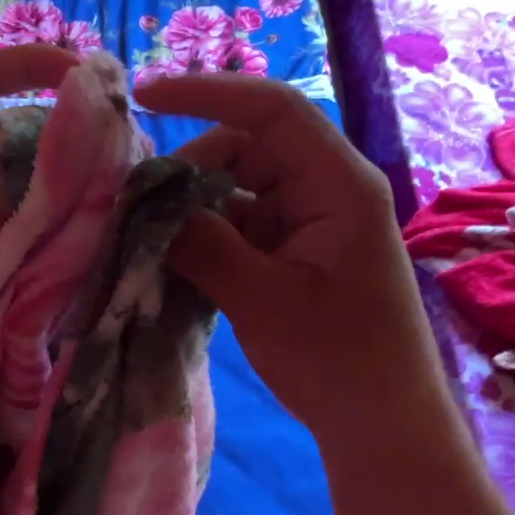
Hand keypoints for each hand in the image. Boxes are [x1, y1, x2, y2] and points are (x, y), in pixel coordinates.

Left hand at [0, 44, 81, 378]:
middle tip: (120, 152)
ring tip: (113, 192)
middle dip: (65, 134)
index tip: (85, 76)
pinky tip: (87, 229)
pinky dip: (51, 218)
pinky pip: (23, 217)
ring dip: (63, 181)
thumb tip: (87, 138)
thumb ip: (29, 184)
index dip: (32, 64)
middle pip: (19, 129)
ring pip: (26, 177)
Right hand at [136, 75, 445, 441]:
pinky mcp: (289, 253)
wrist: (380, 421)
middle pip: (243, 151)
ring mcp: (306, 223)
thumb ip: (203, 245)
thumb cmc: (337, 358)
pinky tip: (168, 265)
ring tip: (146, 247)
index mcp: (337, 186)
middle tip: (134, 213)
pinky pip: (235, 227)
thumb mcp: (262, 299)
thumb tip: (145, 206)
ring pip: (231, 191)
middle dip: (186, 174)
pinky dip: (200, 240)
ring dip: (189, 213)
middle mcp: (323, 191)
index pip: (271, 111)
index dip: (207, 93)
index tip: (142, 96)